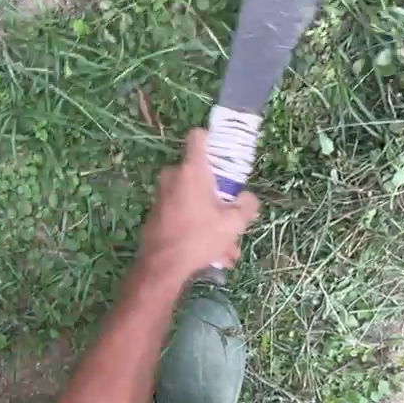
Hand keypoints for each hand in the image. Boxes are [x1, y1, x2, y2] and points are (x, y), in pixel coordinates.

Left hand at [136, 129, 260, 283]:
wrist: (161, 265)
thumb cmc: (199, 237)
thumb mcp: (233, 223)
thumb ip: (246, 205)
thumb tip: (248, 198)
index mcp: (192, 170)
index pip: (198, 137)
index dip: (211, 139)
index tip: (223, 152)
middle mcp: (173, 176)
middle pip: (200, 174)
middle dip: (218, 195)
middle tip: (232, 215)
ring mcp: (161, 194)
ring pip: (193, 200)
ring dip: (211, 219)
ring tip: (227, 248)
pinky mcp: (155, 212)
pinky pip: (182, 213)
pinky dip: (196, 227)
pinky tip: (212, 254)